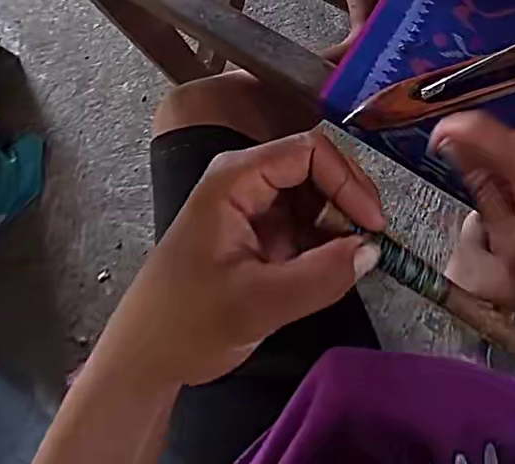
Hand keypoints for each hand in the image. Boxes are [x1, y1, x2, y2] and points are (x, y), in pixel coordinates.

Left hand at [93, 129, 386, 387]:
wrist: (142, 362)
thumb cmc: (185, 324)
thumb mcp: (256, 304)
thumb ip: (319, 277)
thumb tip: (372, 250)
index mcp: (236, 178)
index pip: (308, 151)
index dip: (346, 179)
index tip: (372, 222)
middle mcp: (246, 179)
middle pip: (314, 165)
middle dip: (347, 198)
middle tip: (371, 237)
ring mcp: (253, 202)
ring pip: (314, 192)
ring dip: (339, 219)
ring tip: (351, 255)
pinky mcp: (259, 228)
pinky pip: (304, 219)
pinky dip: (325, 238)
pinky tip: (330, 264)